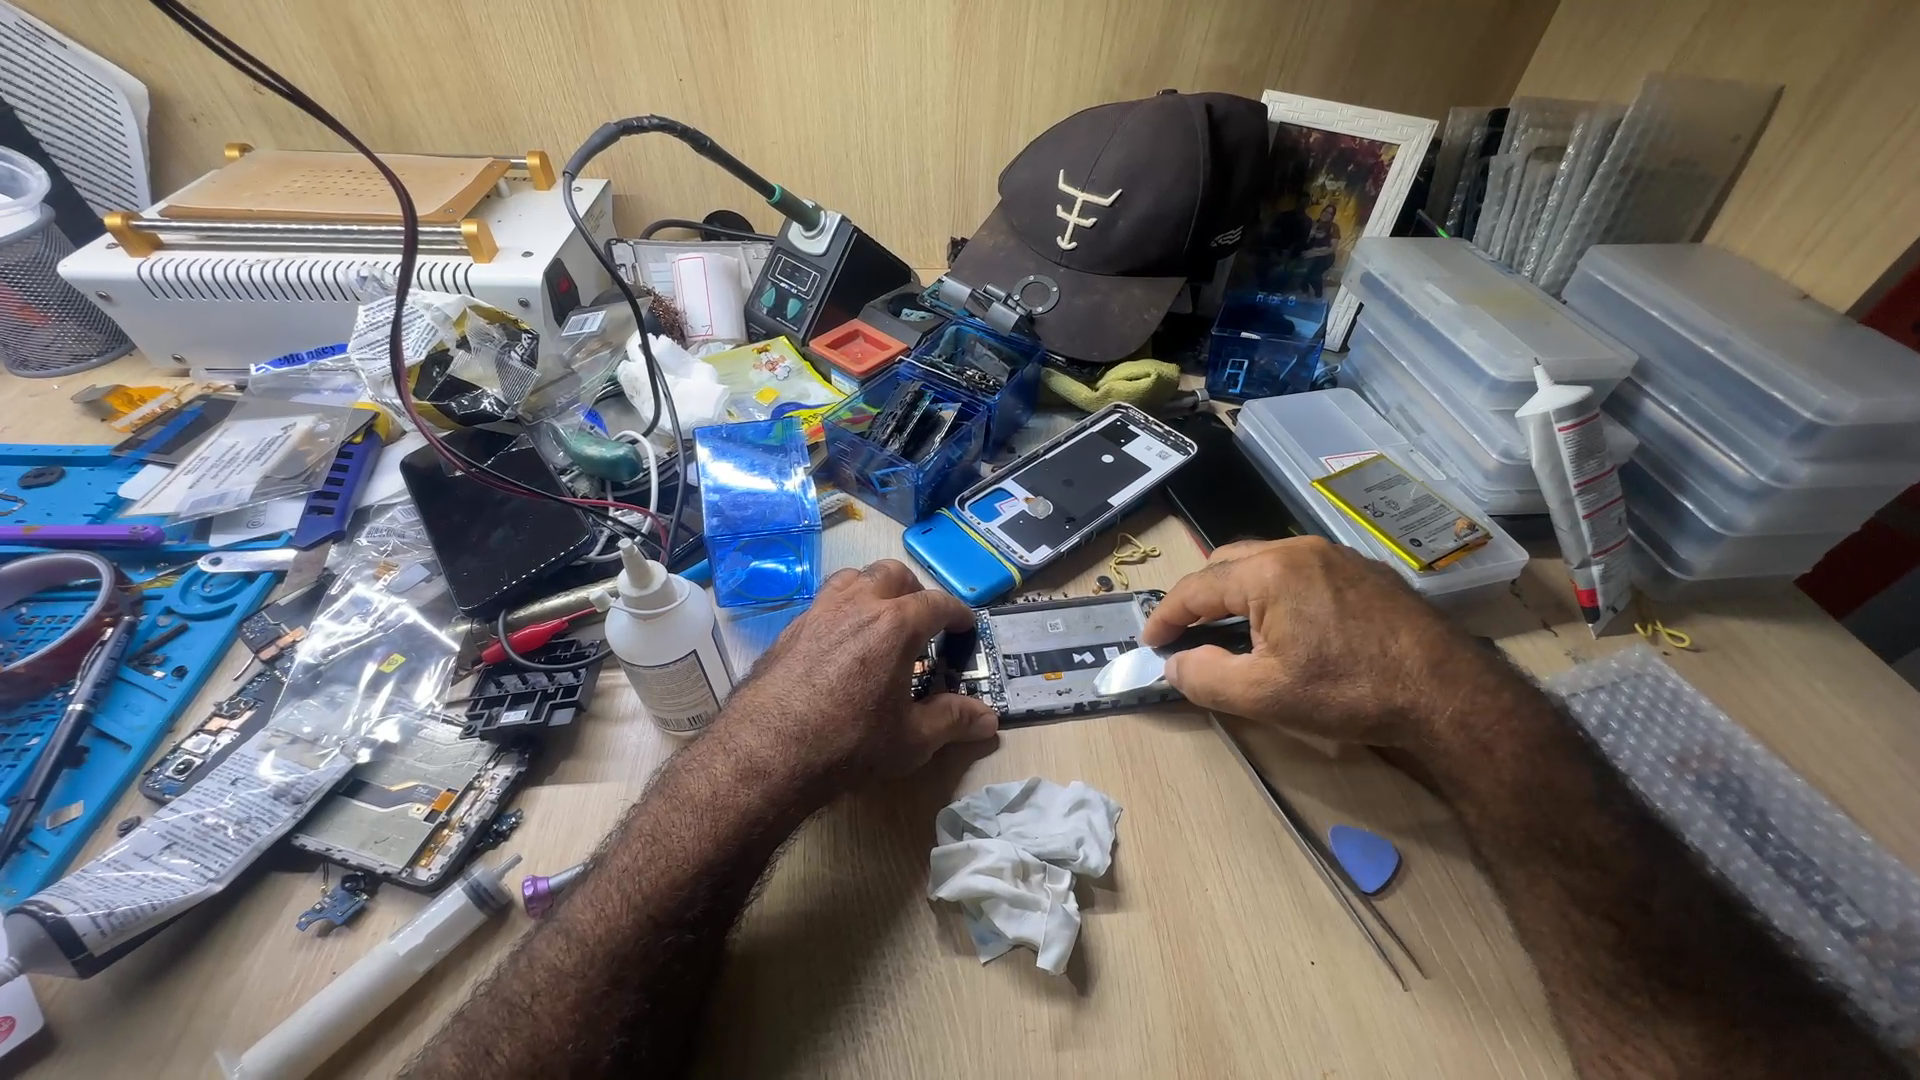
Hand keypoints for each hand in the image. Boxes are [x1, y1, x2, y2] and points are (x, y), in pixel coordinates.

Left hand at [716, 560, 998, 785]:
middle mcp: (858, 604)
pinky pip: (824, 603)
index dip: (958, 614)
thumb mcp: (911, 738)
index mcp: (896, 624)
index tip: (965, 628)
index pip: (938, 603)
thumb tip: (989, 719)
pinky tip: (841, 647)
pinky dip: (842, 611)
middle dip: (914, 591)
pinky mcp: (791, 628)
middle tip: (922, 622)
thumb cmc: (850, 742)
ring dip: (874, 590)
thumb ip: (953, 720)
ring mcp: (819, 612)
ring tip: (880, 622)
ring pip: (853, 578)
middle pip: (893, 574)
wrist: (767, 751)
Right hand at [1140, 537, 1490, 746]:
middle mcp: (1300, 550)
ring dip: (1238, 592)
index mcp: (1269, 572)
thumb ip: (1204, 677)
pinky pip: (1300, 572)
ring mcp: (1337, 556)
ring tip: (1232, 629)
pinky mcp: (1365, 573)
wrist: (1451, 695)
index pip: (1197, 587)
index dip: (1166, 615)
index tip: (1148, 641)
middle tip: (1187, 633)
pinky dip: (1275, 592)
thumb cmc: (1350, 692)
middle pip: (1228, 563)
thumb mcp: (1264, 695)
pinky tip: (1286, 626)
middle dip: (1200, 597)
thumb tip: (1174, 664)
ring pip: (1265, 564)